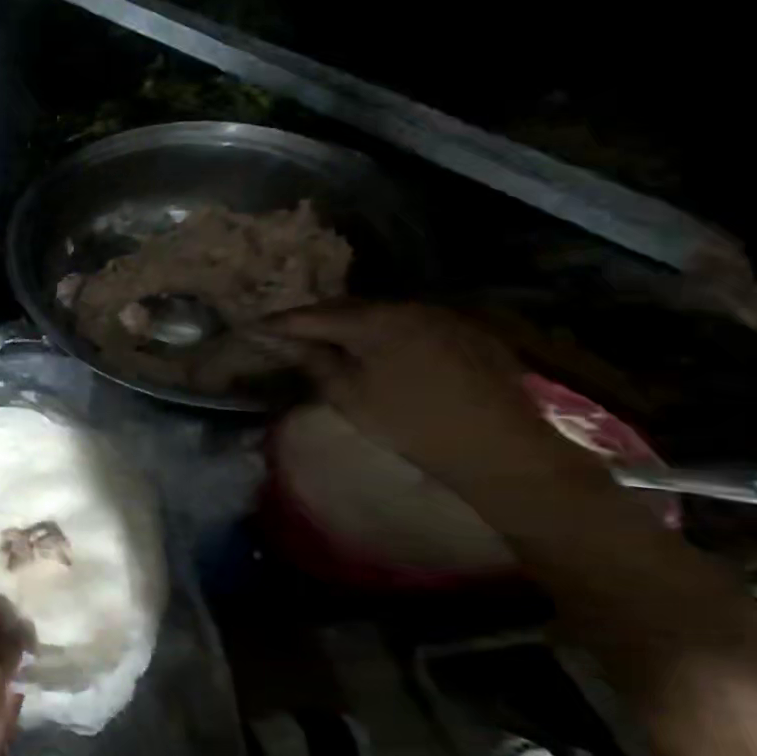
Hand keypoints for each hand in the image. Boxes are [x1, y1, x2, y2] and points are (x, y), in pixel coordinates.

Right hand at [259, 301, 596, 493]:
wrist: (501, 449)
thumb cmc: (414, 426)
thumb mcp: (353, 399)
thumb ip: (318, 364)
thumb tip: (295, 345)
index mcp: (374, 320)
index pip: (314, 316)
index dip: (282, 323)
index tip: (255, 327)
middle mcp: (406, 307)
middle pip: (348, 308)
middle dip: (317, 319)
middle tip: (290, 333)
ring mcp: (439, 317)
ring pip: (382, 314)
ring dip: (352, 324)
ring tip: (330, 340)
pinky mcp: (464, 332)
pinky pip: (410, 323)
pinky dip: (385, 332)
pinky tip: (381, 351)